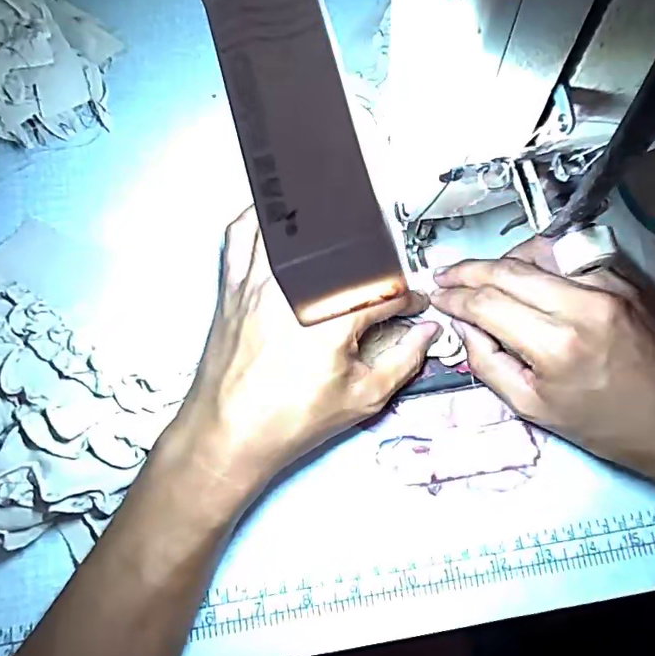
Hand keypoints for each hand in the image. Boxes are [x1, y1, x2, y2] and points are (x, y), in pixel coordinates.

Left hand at [160, 208, 436, 499]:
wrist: (228, 435)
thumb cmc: (284, 422)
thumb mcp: (363, 398)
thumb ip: (405, 360)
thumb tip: (426, 335)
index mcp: (332, 318)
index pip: (386, 291)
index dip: (408, 299)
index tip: (412, 306)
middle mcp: (293, 292)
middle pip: (347, 250)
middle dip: (376, 261)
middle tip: (383, 283)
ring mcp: (259, 284)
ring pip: (295, 231)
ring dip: (325, 228)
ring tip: (343, 239)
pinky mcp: (233, 287)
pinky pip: (241, 234)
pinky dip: (261, 220)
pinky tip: (281, 223)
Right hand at [431, 240, 654, 482]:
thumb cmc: (607, 427)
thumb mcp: (537, 410)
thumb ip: (490, 365)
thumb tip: (463, 327)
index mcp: (557, 345)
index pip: (488, 303)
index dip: (455, 297)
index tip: (437, 297)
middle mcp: (582, 303)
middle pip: (508, 269)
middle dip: (468, 270)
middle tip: (445, 275)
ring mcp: (607, 285)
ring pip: (538, 252)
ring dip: (502, 260)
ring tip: (479, 275)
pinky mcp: (623, 279)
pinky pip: (569, 258)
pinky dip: (539, 262)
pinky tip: (526, 276)